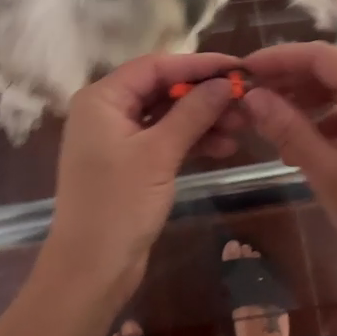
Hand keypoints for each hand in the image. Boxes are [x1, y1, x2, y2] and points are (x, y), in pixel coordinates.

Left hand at [41, 51, 244, 303]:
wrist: (91, 271)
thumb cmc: (118, 204)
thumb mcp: (159, 154)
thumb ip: (192, 113)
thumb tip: (226, 83)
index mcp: (102, 98)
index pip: (155, 66)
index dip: (198, 64)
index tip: (237, 66)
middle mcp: (107, 110)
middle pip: (162, 89)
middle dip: (203, 94)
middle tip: (245, 101)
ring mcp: (117, 138)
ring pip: (167, 115)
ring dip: (203, 119)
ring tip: (242, 126)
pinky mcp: (130, 163)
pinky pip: (164, 139)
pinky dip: (191, 141)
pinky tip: (225, 146)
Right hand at [241, 42, 336, 277]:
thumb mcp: (327, 172)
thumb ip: (287, 127)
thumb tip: (250, 96)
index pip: (321, 56)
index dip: (279, 58)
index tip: (244, 69)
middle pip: (333, 67)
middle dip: (290, 78)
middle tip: (251, 94)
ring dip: (308, 97)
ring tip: (270, 118)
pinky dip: (329, 115)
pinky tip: (304, 138)